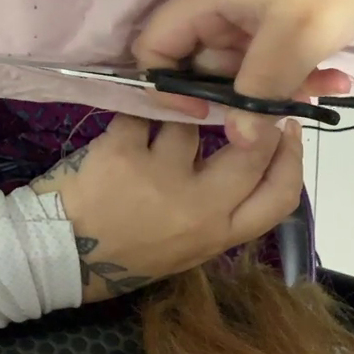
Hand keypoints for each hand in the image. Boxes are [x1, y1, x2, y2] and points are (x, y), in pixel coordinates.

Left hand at [28, 115, 304, 302]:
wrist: (62, 254)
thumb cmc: (125, 251)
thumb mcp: (185, 247)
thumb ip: (216, 211)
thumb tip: (241, 162)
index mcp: (217, 236)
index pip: (278, 198)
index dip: (291, 159)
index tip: (289, 130)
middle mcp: (198, 206)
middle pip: (248, 151)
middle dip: (253, 119)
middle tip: (245, 99)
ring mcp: (161, 175)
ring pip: (191, 121)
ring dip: (179, 115)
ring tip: (162, 123)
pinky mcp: (124, 150)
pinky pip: (143, 114)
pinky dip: (137, 113)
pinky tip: (129, 120)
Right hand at [134, 0, 353, 143]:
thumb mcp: (294, 39)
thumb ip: (259, 91)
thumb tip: (238, 140)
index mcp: (202, 1)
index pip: (153, 48)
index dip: (167, 86)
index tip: (207, 111)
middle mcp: (213, 7)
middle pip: (200, 66)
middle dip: (240, 94)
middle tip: (285, 109)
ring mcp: (244, 13)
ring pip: (240, 68)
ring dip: (278, 87)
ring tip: (328, 90)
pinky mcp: (271, 19)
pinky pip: (267, 58)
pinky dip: (295, 72)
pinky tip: (336, 78)